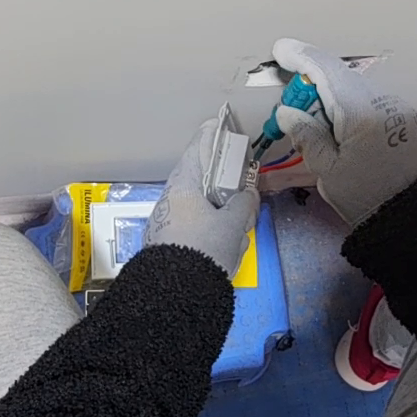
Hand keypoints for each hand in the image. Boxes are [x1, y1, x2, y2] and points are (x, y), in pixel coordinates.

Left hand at [144, 116, 259, 277]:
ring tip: (239, 232)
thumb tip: (247, 195)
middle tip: (244, 193)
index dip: (209, 135)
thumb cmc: (203, 248)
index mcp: (183, 186)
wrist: (175, 294)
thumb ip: (243, 204)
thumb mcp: (232, 224)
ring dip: (222, 216)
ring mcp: (169, 223)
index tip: (217, 122)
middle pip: (202, 181)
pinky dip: (214, 234)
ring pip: (203, 209)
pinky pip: (197, 230)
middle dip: (224, 187)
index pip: (197, 150)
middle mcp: (172, 200)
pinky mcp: (170, 244)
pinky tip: (227, 251)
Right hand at [272, 38, 416, 225]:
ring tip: (314, 126)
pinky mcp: (402, 119)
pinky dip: (348, 107)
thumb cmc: (368, 197)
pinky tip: (337, 129)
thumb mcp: (327, 171)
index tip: (281, 50)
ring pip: (354, 90)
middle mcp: (381, 102)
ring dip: (330, 98)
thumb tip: (287, 113)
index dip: (301, 58)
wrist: (414, 215)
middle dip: (311, 85)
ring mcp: (395, 109)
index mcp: (359, 112)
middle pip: (340, 78)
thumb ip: (307, 136)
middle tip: (291, 108)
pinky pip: (368, 102)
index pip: (326, 71)